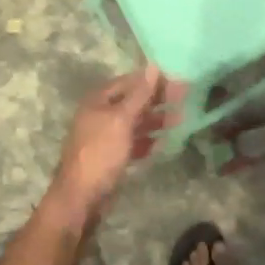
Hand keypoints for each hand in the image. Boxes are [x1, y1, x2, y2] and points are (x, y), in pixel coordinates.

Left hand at [47, 66, 172, 223]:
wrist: (81, 198)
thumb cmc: (100, 152)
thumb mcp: (121, 119)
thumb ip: (139, 94)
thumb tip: (154, 66)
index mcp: (99, 100)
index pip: (130, 82)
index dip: (152, 80)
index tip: (176, 80)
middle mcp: (101, 114)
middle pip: (133, 101)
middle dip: (157, 100)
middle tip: (184, 97)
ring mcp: (106, 137)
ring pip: (134, 123)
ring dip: (155, 120)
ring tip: (179, 119)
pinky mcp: (111, 157)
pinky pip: (133, 143)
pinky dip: (147, 141)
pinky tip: (163, 142)